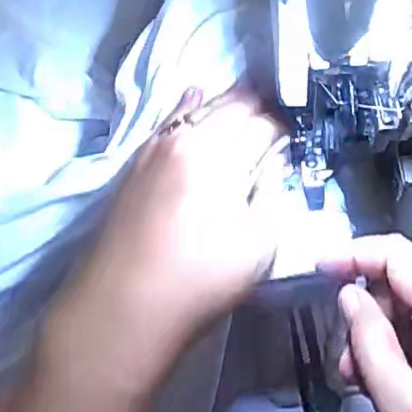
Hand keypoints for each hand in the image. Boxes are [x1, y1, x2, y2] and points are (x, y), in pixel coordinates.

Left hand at [0, 87, 285, 411]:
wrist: (116, 316)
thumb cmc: (197, 283)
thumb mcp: (259, 244)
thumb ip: (273, 192)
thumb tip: (272, 165)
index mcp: (222, 155)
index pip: (267, 124)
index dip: (287, 132)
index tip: (295, 144)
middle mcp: (190, 137)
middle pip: (238, 105)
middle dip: (264, 112)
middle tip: (277, 131)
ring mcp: (159, 145)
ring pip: (205, 106)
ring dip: (232, 105)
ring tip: (249, 113)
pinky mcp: (137, 160)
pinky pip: (170, 118)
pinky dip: (191, 104)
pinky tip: (199, 94)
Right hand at [319, 235, 411, 411]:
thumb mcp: (406, 408)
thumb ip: (373, 345)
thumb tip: (348, 295)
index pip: (400, 255)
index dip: (355, 253)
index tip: (318, 265)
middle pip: (406, 282)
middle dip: (369, 312)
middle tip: (345, 360)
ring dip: (384, 336)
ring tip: (365, 382)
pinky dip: (405, 350)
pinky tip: (391, 385)